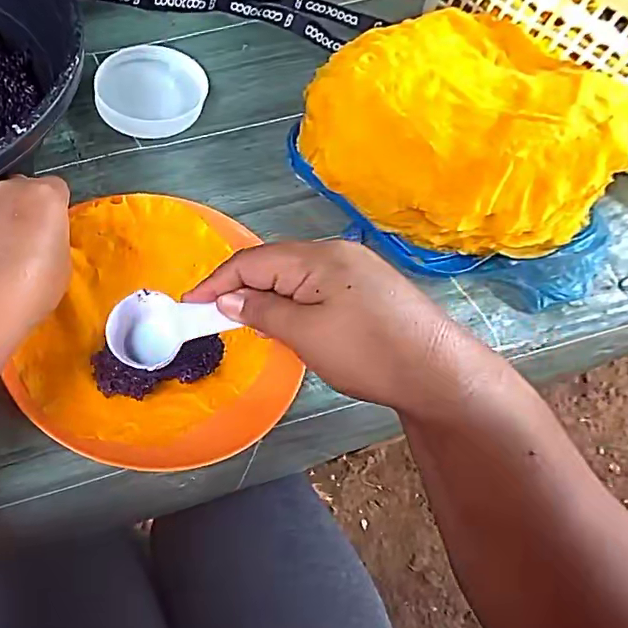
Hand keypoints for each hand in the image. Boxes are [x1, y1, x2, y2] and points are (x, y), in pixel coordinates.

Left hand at [0, 176, 71, 355]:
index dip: (58, 213)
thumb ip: (55, 243)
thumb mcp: (62, 269)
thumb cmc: (30, 292)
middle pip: (24, 192)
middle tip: (31, 251)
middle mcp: (6, 190)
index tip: (56, 237)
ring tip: (3, 267)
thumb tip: (44, 242)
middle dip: (28, 214)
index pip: (57, 190)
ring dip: (1, 228)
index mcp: (44, 196)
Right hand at [184, 240, 492, 416]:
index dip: (216, 282)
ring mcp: (355, 270)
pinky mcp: (366, 289)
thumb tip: (227, 299)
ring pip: (293, 277)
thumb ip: (262, 311)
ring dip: (264, 296)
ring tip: (245, 324)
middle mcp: (335, 253)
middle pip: (272, 264)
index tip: (189, 306)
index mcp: (318, 257)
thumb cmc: (368, 353)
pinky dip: (290, 302)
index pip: (252, 261)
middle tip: (213, 319)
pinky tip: (286, 323)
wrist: (438, 373)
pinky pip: (314, 287)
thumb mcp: (306, 334)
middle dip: (239, 288)